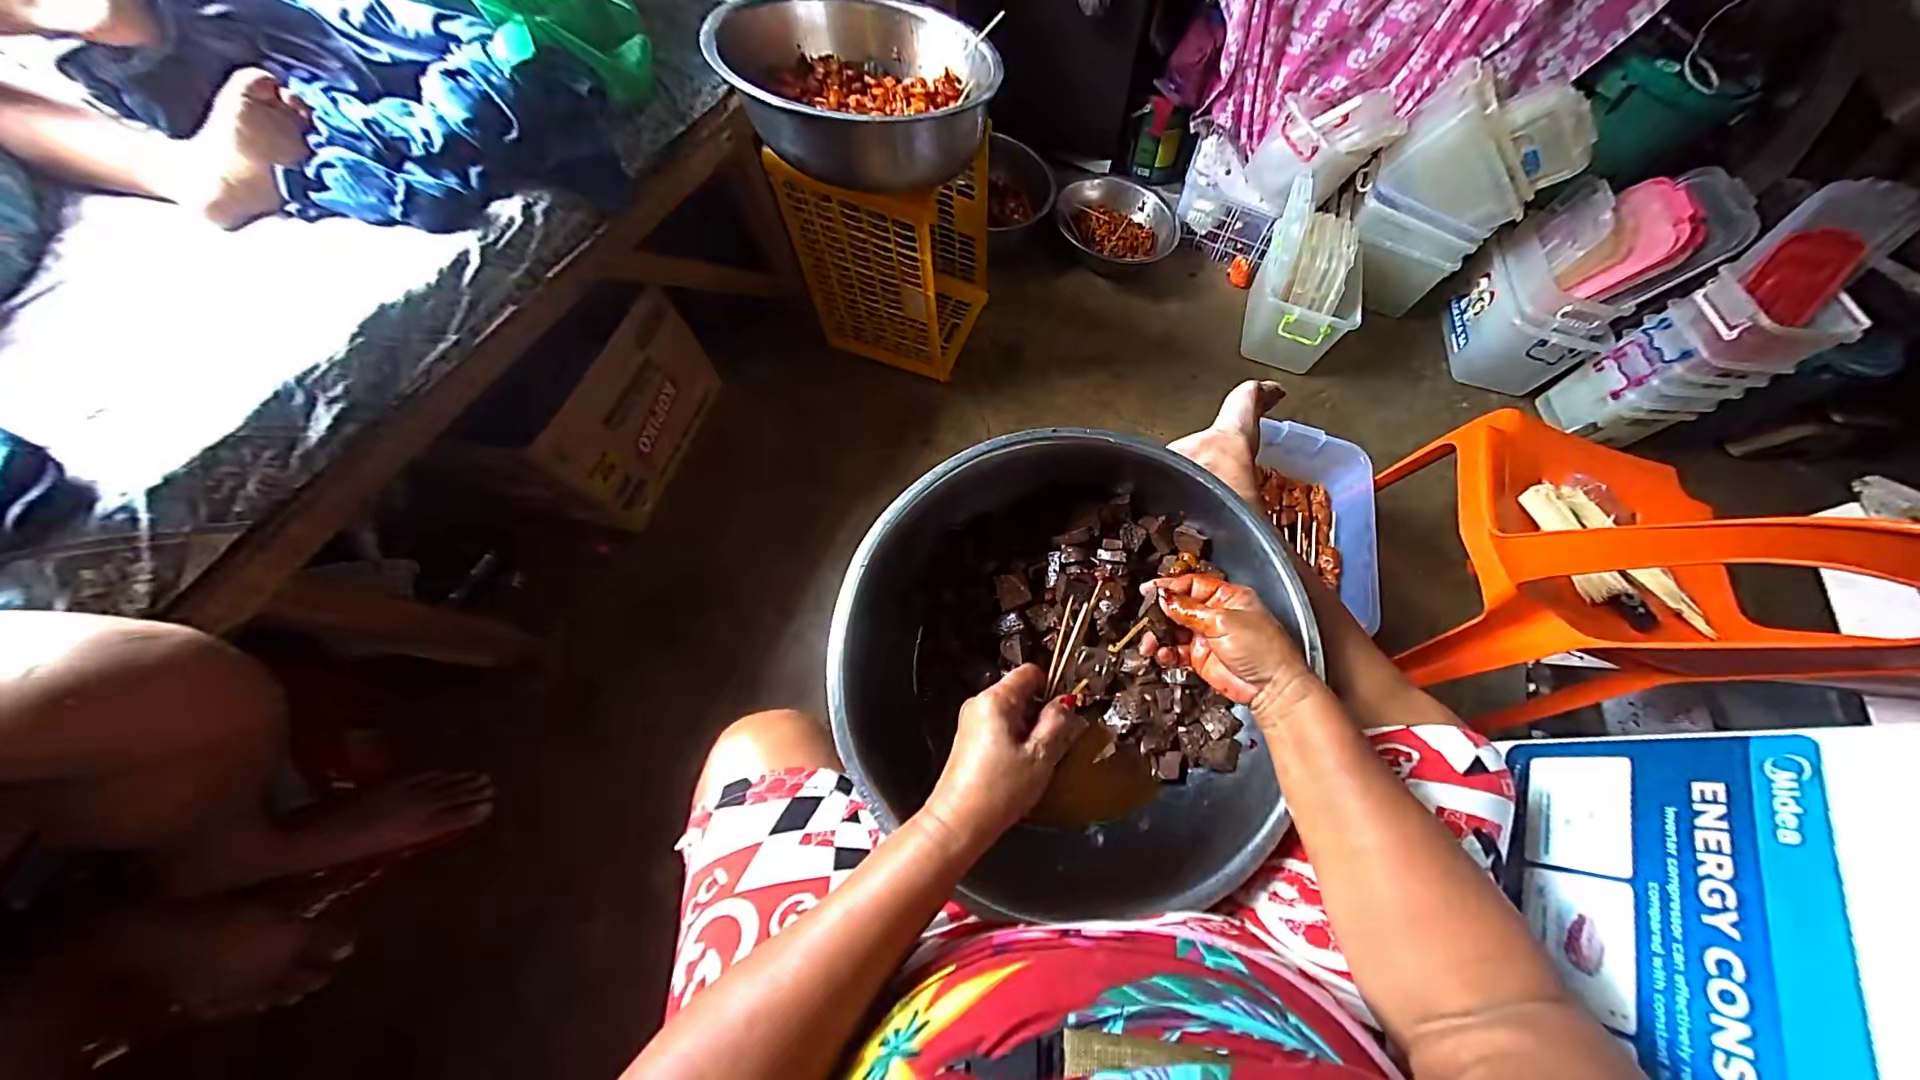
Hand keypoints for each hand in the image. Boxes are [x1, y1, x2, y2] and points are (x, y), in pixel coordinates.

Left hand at [922, 664, 1083, 849]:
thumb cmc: (996, 791)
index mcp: (995, 700)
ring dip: (1029, 728)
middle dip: (1041, 711)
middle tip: (1054, 740)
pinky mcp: (969, 738)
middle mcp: (979, 703)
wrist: (958, 822)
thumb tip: (1067, 703)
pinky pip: (999, 726)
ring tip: (1036, 758)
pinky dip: (1014, 739)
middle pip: (1020, 691)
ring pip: (1011, 710)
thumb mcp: (1040, 756)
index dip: (1052, 685)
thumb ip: (1057, 723)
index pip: (1030, 672)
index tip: (1065, 707)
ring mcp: (972, 720)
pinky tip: (1020, 764)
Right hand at [1138, 574, 1319, 711]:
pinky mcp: (1199, 656)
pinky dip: (1164, 652)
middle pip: (1177, 606)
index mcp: (1227, 597)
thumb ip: (1190, 610)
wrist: (1271, 689)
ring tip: (1150, 643)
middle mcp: (1214, 613)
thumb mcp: (1224, 622)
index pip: (1191, 584)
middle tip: (1147, 619)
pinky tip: (1162, 654)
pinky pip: (1174, 650)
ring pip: (1172, 629)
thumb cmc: (1264, 651)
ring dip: (1158, 635)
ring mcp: (1205, 635)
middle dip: (1159, 613)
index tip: (1150, 590)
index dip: (1169, 586)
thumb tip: (1165, 598)